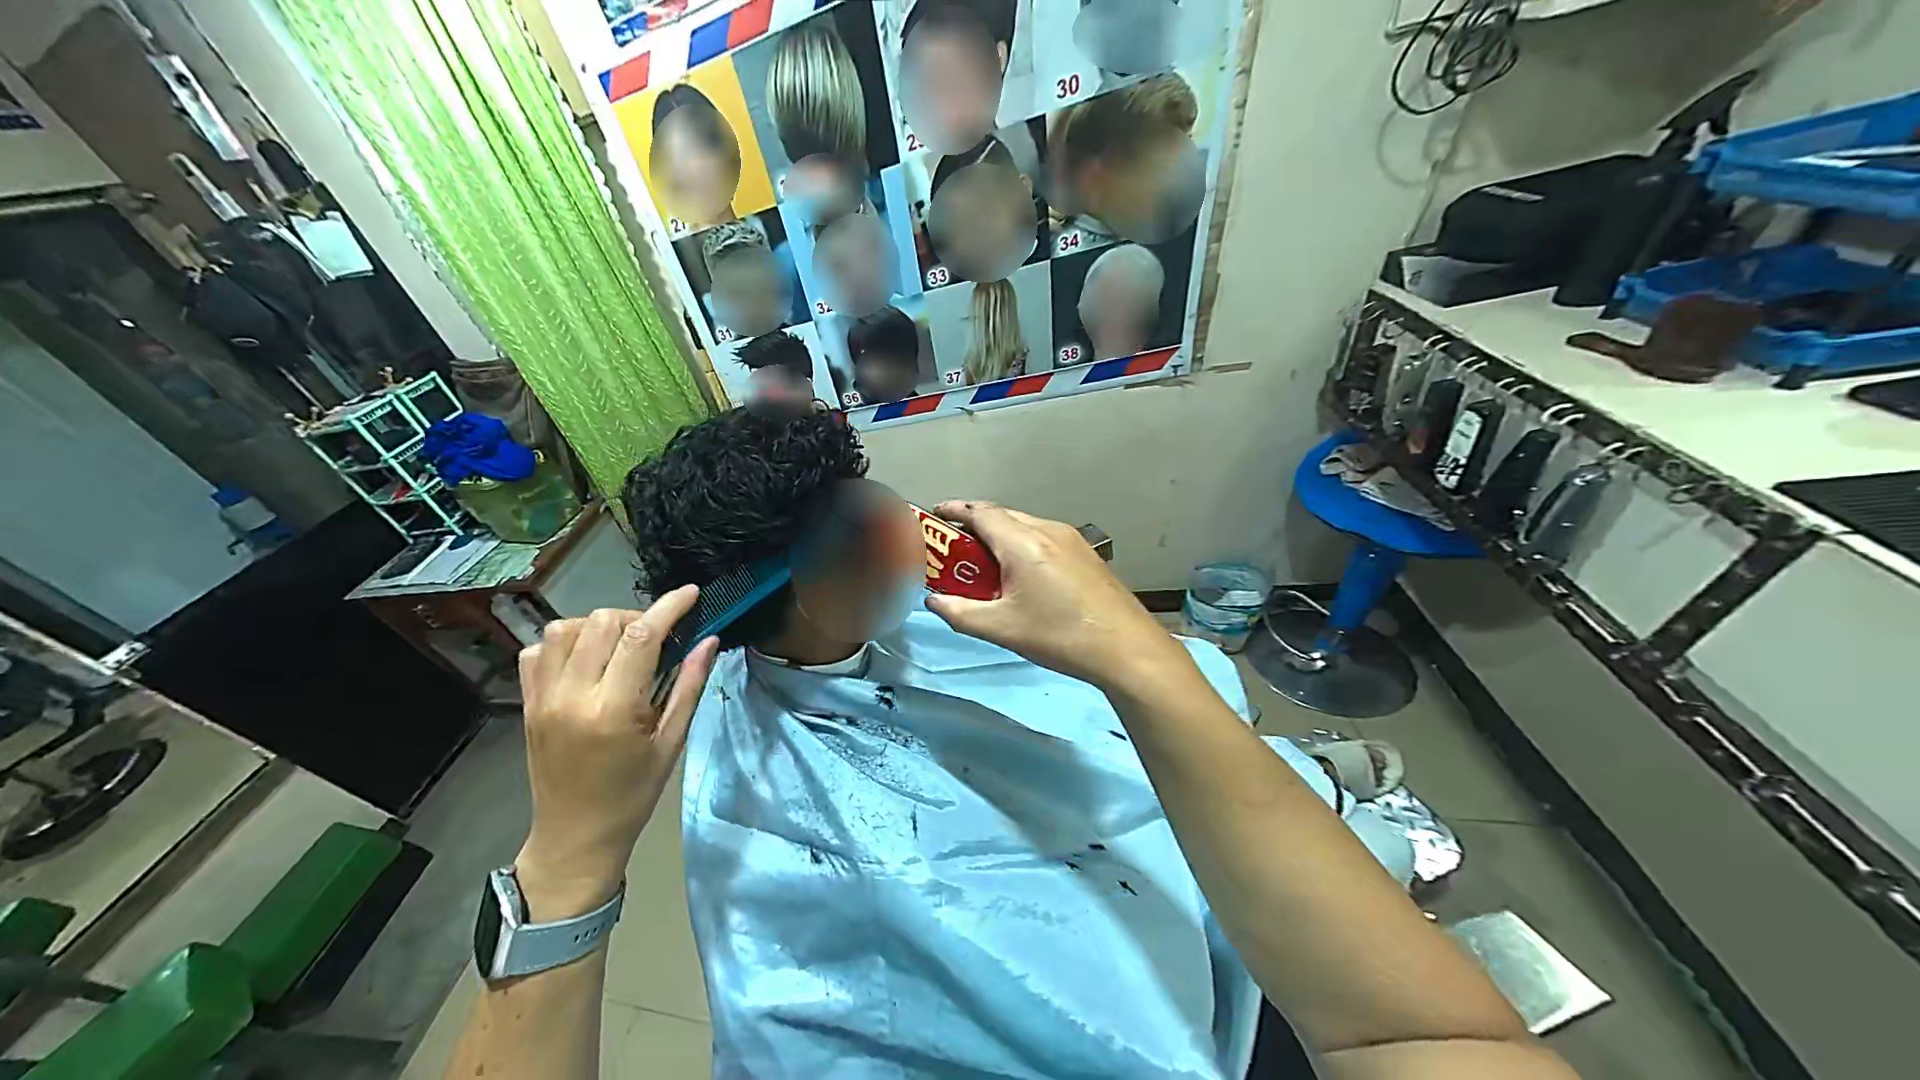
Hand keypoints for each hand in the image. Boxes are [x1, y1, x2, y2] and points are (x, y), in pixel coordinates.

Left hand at [513, 587, 718, 919]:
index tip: (690, 594)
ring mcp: (542, 698)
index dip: (668, 607)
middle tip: (658, 639)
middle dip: (637, 617)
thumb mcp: (672, 742)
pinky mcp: (527, 703)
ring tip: (621, 648)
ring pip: (564, 628)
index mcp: (613, 710)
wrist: (574, 836)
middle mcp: (572, 696)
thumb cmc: (633, 794)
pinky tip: (587, 660)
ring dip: (599, 626)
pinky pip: (538, 651)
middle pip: (602, 622)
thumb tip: (708, 639)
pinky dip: (564, 643)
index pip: (641, 636)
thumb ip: (688, 686)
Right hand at [924, 501, 1188, 693]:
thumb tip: (933, 601)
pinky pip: (1043, 537)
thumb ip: (959, 613)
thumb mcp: (1001, 629)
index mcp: (1023, 542)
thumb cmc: (1059, 636)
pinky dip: (1022, 545)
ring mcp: (1071, 539)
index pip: (980, 512)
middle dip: (973, 526)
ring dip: (999, 537)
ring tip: (984, 565)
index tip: (934, 517)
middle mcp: (1047, 530)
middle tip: (953, 549)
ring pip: (1024, 525)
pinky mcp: (1086, 554)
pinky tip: (1020, 575)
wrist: (1126, 648)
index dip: (953, 511)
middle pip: (1002, 515)